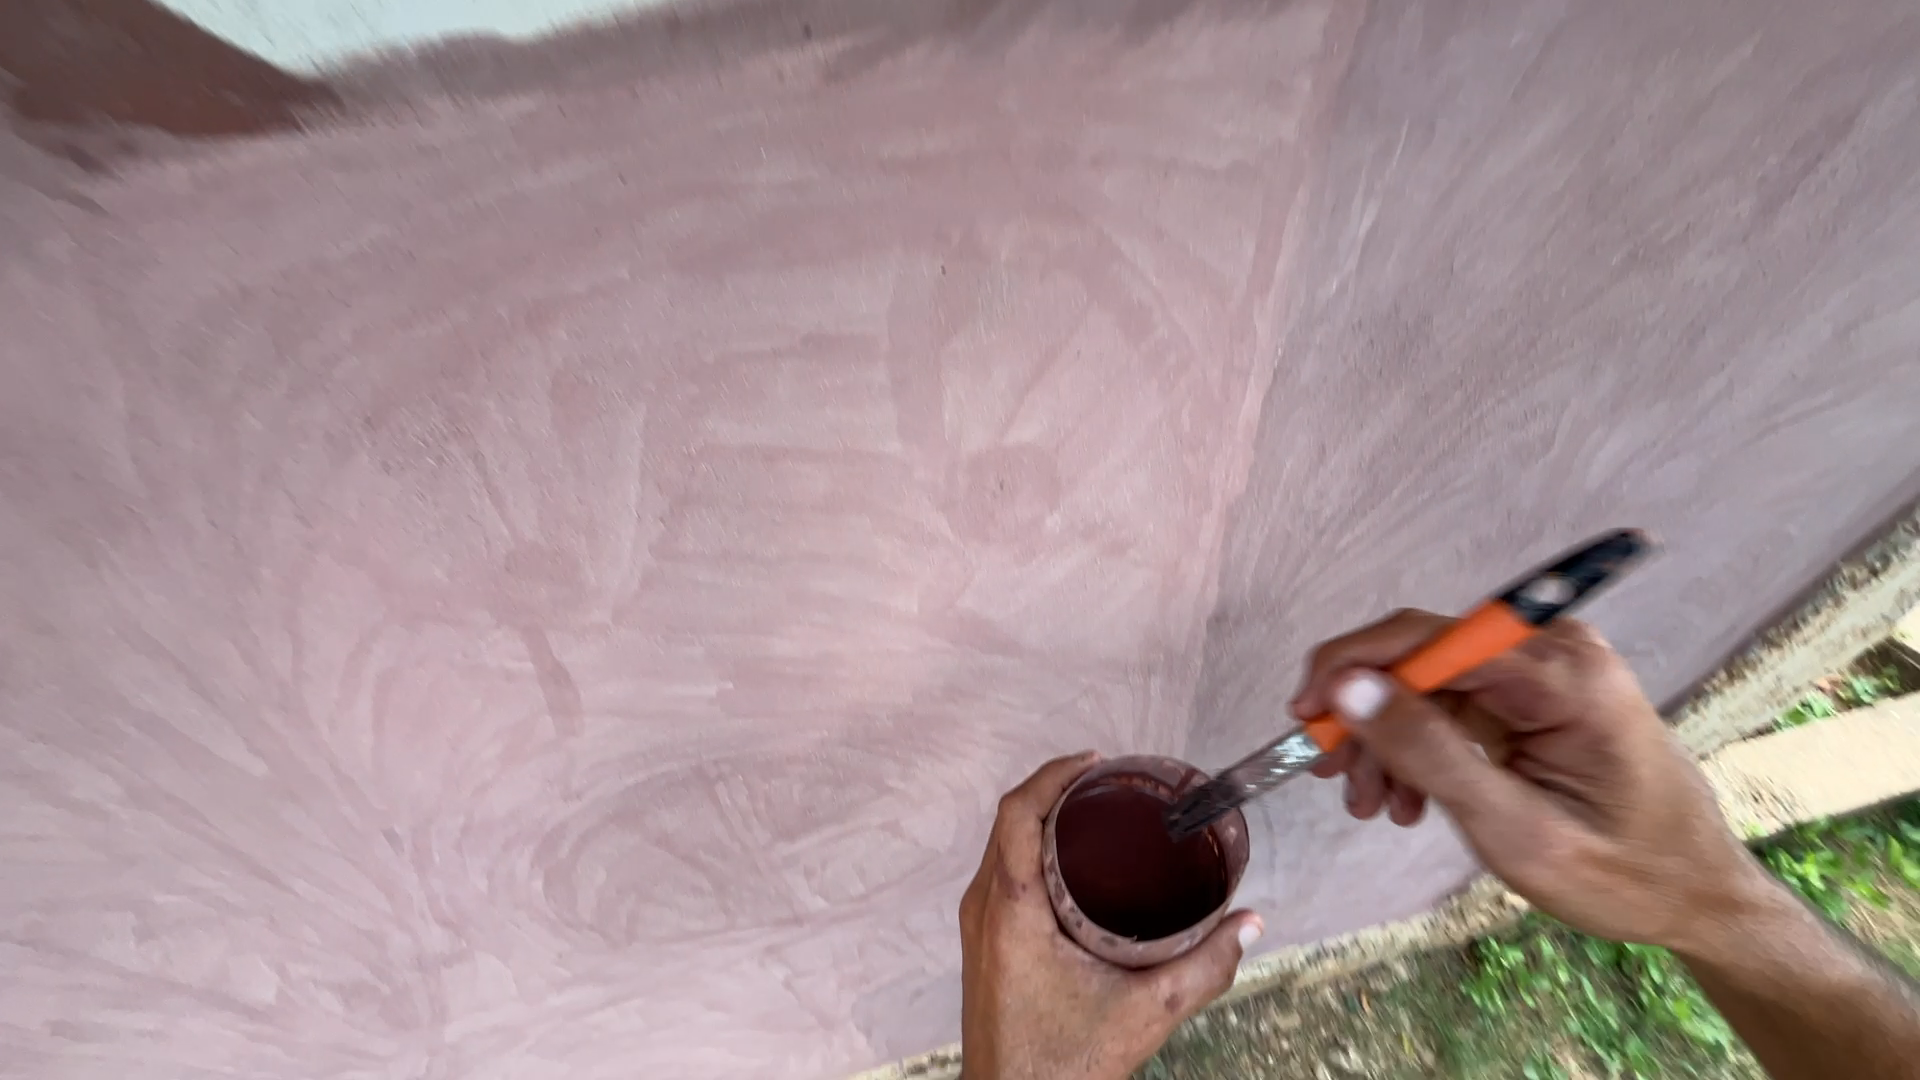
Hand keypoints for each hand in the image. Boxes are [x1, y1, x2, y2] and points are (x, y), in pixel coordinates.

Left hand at [958, 752, 1263, 1079]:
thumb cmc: (1066, 1063)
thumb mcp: (1144, 1014)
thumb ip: (1203, 968)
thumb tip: (1250, 922)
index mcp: (1011, 906)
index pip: (1016, 812)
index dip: (1051, 775)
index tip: (1095, 762)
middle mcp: (983, 901)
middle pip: (1009, 819)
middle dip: (1053, 789)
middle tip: (1106, 783)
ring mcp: (976, 918)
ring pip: (1002, 842)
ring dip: (1040, 816)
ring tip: (1094, 811)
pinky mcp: (981, 934)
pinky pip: (1001, 867)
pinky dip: (1031, 845)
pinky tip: (1070, 857)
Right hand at [1290, 610, 1774, 953]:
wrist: (1697, 900)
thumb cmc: (1622, 876)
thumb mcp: (1515, 829)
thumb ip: (1429, 754)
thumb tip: (1345, 687)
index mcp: (1559, 672)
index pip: (1422, 638)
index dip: (1349, 666)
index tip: (1305, 716)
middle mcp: (1545, 649)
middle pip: (1414, 658)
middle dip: (1364, 717)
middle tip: (1332, 773)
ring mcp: (1536, 667)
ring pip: (1418, 683)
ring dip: (1384, 741)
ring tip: (1369, 802)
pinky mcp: (1525, 689)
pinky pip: (1440, 703)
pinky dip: (1411, 747)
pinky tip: (1403, 796)